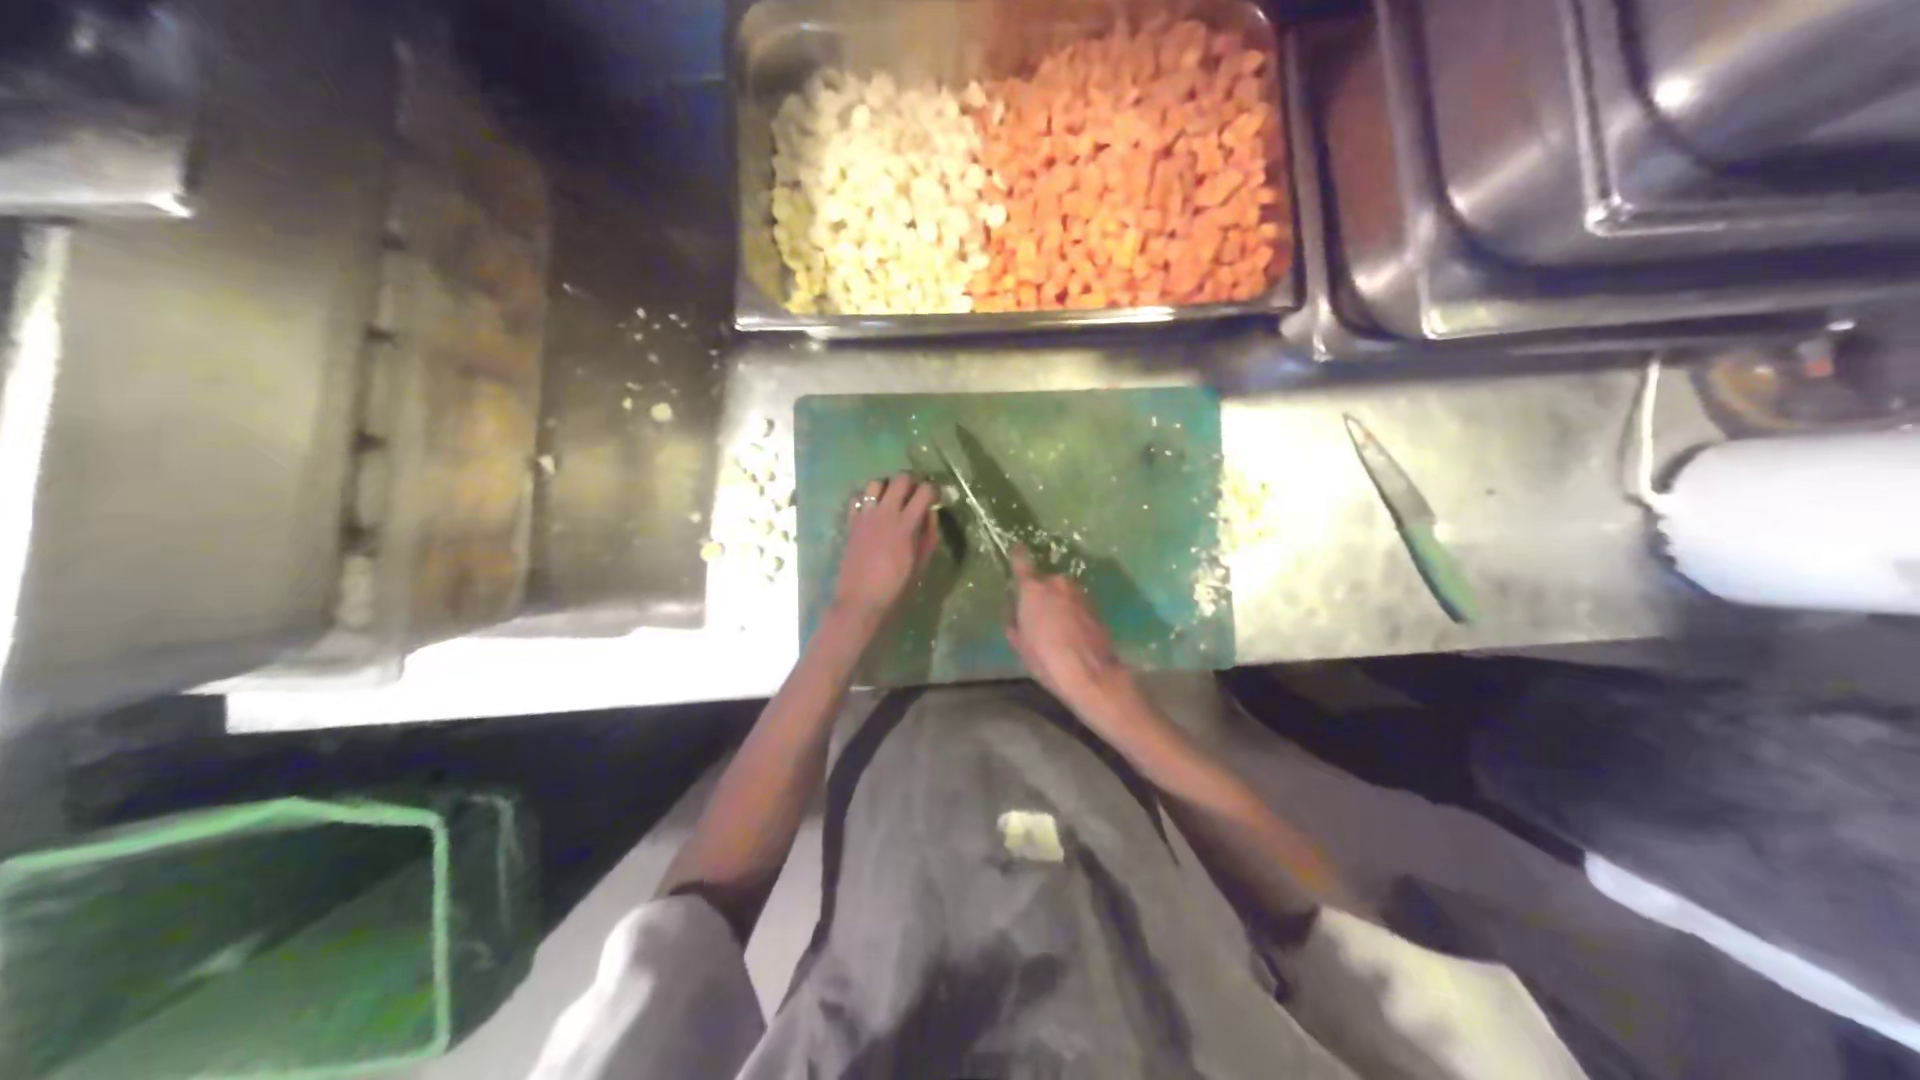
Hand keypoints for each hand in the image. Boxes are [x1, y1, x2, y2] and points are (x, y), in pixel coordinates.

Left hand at [832, 473, 937, 621]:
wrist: (861, 600)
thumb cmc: (896, 587)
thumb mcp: (921, 563)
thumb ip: (928, 535)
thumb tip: (930, 512)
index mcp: (905, 524)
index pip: (924, 491)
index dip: (933, 490)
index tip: (935, 497)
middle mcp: (885, 513)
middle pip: (900, 479)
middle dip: (912, 482)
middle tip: (915, 494)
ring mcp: (865, 516)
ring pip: (875, 483)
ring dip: (887, 487)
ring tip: (892, 499)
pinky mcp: (851, 523)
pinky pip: (856, 499)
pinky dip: (866, 499)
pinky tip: (872, 510)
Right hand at [1006, 547, 1135, 717]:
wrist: (1089, 673)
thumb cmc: (1045, 658)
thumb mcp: (1019, 643)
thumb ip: (1013, 620)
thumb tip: (1014, 610)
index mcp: (1033, 589)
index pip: (1021, 561)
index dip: (1017, 555)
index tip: (1016, 550)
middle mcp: (1057, 584)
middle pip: (1045, 581)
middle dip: (1041, 593)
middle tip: (1037, 615)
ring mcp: (1079, 593)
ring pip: (1063, 592)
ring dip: (1059, 602)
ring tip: (1056, 627)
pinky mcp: (1096, 607)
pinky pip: (1077, 604)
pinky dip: (1073, 612)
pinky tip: (1072, 633)